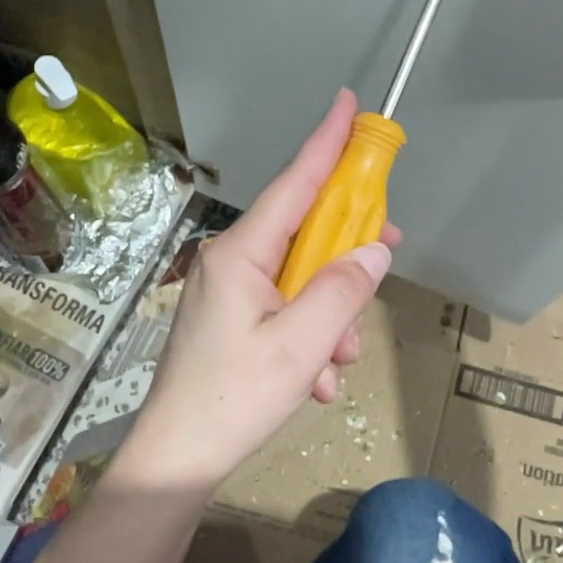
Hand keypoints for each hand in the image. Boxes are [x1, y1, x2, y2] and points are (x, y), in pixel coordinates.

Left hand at [122, 89, 401, 487]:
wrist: (177, 459)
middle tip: (384, 260)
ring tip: (336, 366)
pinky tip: (317, 384)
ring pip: (301, 284)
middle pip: (305, 237)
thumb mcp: (302, 346)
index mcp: (241, 254)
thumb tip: (374, 252)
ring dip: (331, 320)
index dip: (326, 144)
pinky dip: (310, 343)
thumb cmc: (234, 398)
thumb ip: (342, 291)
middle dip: (346, 261)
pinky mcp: (231, 324)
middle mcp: (231, 264)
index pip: (294, 184)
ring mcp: (229, 295)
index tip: (349, 104)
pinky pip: (285, 316)